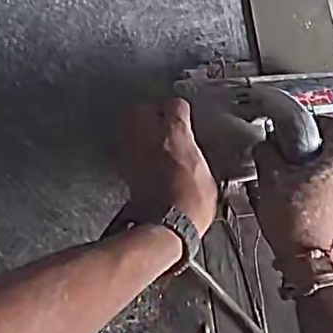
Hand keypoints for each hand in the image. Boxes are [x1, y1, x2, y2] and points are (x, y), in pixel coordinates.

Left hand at [120, 99, 217, 233]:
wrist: (166, 228)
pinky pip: (127, 149)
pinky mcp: (125, 170)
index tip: (183, 116)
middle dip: (150, 113)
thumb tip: (194, 158)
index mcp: (176, 136)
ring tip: (152, 140)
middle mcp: (150, 140)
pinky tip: (146, 160)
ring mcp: (134, 154)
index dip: (180, 110)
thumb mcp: (207, 176)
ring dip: (139, 130)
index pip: (175, 105)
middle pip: (141, 109)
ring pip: (129, 126)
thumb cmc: (188, 206)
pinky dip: (134, 150)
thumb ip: (196, 157)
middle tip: (162, 123)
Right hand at [250, 115, 332, 259]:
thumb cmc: (294, 219)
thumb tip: (265, 145)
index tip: (297, 124)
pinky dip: (307, 183)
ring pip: (325, 167)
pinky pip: (323, 186)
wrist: (305, 259)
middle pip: (330, 146)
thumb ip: (266, 153)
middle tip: (283, 149)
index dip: (316, 119)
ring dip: (304, 166)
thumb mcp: (270, 178)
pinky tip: (286, 193)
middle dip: (305, 145)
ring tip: (281, 174)